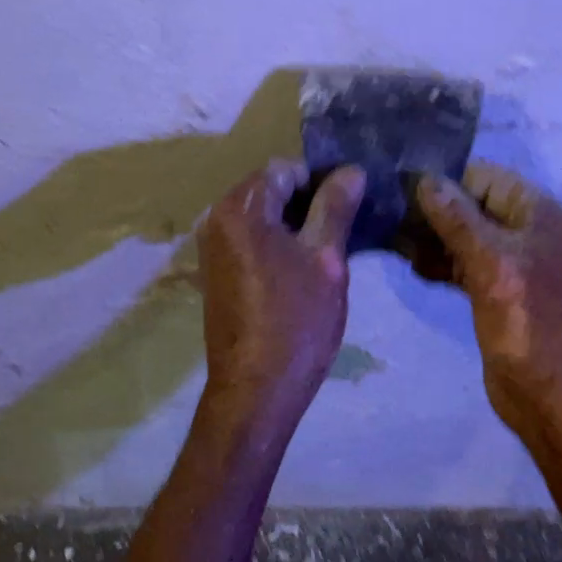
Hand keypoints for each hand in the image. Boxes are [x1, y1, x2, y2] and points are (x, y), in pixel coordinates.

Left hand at [198, 159, 366, 422]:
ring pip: (260, 216)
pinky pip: (248, 239)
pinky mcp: (213, 271)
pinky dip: (273, 244)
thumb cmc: (294, 322)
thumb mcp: (326, 261)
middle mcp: (216, 218)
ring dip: (291, 226)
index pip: (285, 169)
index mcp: (240, 207)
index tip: (345, 210)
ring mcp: (211, 246)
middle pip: (269, 189)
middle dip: (305, 204)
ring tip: (323, 256)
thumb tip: (351, 170)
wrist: (254, 392)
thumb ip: (335, 209)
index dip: (319, 182)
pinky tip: (297, 274)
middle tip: (339, 236)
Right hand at [416, 161, 561, 429]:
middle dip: (440, 211)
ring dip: (439, 239)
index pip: (492, 179)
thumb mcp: (491, 264)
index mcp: (550, 218)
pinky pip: (474, 265)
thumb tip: (425, 180)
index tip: (405, 188)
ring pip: (474, 237)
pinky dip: (448, 264)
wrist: (556, 403)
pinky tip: (417, 268)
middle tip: (394, 215)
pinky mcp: (509, 295)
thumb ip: (457, 218)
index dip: (450, 181)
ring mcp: (525, 268)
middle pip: (482, 206)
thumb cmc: (529, 325)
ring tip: (399, 242)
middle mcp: (541, 236)